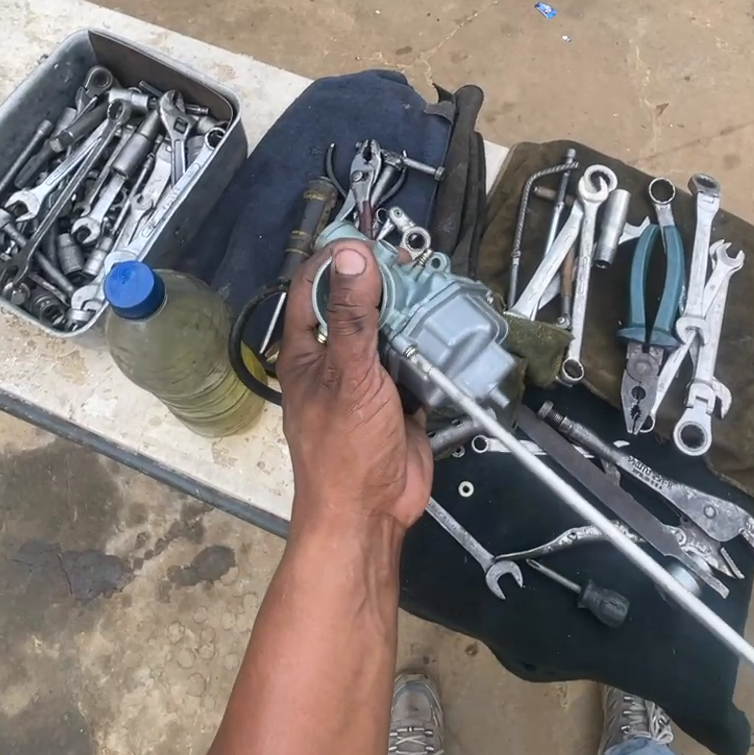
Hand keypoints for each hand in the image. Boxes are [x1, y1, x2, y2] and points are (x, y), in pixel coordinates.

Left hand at [277, 242, 431, 535]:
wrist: (371, 513)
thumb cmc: (344, 446)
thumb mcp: (348, 374)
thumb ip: (354, 316)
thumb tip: (353, 255)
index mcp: (305, 351)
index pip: (313, 289)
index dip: (336, 261)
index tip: (367, 241)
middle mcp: (335, 359)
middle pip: (358, 308)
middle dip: (383, 286)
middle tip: (413, 263)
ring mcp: (369, 379)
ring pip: (390, 333)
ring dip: (410, 315)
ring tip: (436, 288)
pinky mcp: (400, 398)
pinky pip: (415, 362)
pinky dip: (430, 347)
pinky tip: (448, 329)